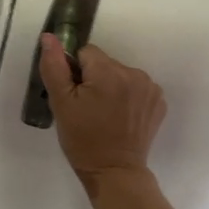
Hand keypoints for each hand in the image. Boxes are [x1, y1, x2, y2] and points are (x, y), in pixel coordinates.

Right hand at [37, 32, 165, 191]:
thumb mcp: (61, 103)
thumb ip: (54, 66)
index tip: (75, 96)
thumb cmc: (82, 139)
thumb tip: (49, 37)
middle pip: (105, 63)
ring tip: (104, 114)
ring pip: (120, 74)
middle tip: (87, 108)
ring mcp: (151, 88)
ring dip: (111, 87)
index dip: (76, 73)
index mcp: (109, 72)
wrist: (114, 171)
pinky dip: (127, 97)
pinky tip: (120, 118)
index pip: (86, 53)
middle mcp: (134, 73)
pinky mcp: (159, 102)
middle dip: (94, 79)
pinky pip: (136, 87)